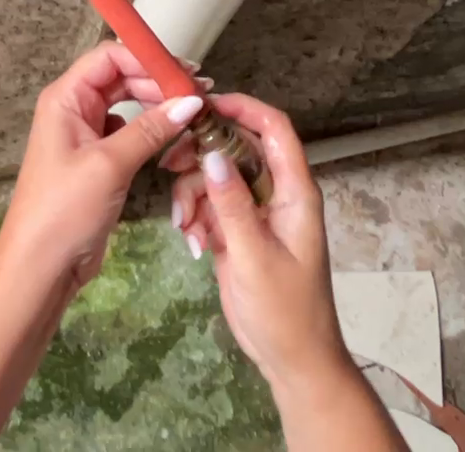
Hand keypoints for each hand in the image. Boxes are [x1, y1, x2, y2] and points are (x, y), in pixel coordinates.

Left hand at [0, 42, 210, 290]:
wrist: (40, 266)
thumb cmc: (65, 208)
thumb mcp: (110, 164)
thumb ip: (151, 129)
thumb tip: (193, 101)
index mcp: (65, 97)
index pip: (109, 57)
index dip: (147, 59)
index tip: (186, 74)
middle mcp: (73, 108)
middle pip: (120, 77)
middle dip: (157, 82)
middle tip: (200, 95)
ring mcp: (85, 133)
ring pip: (126, 103)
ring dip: (157, 104)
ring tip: (193, 113)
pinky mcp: (97, 158)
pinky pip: (128, 130)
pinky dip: (151, 129)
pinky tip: (173, 136)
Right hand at [169, 95, 350, 391]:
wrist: (290, 359)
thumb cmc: (285, 310)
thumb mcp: (255, 256)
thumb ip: (232, 204)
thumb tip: (211, 154)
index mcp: (295, 190)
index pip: (274, 130)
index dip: (244, 108)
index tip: (204, 105)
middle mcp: (275, 192)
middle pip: (235, 147)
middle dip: (200, 154)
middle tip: (169, 165)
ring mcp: (255, 209)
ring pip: (214, 175)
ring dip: (192, 194)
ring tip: (185, 226)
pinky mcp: (237, 228)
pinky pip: (208, 203)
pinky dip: (194, 216)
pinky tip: (192, 242)